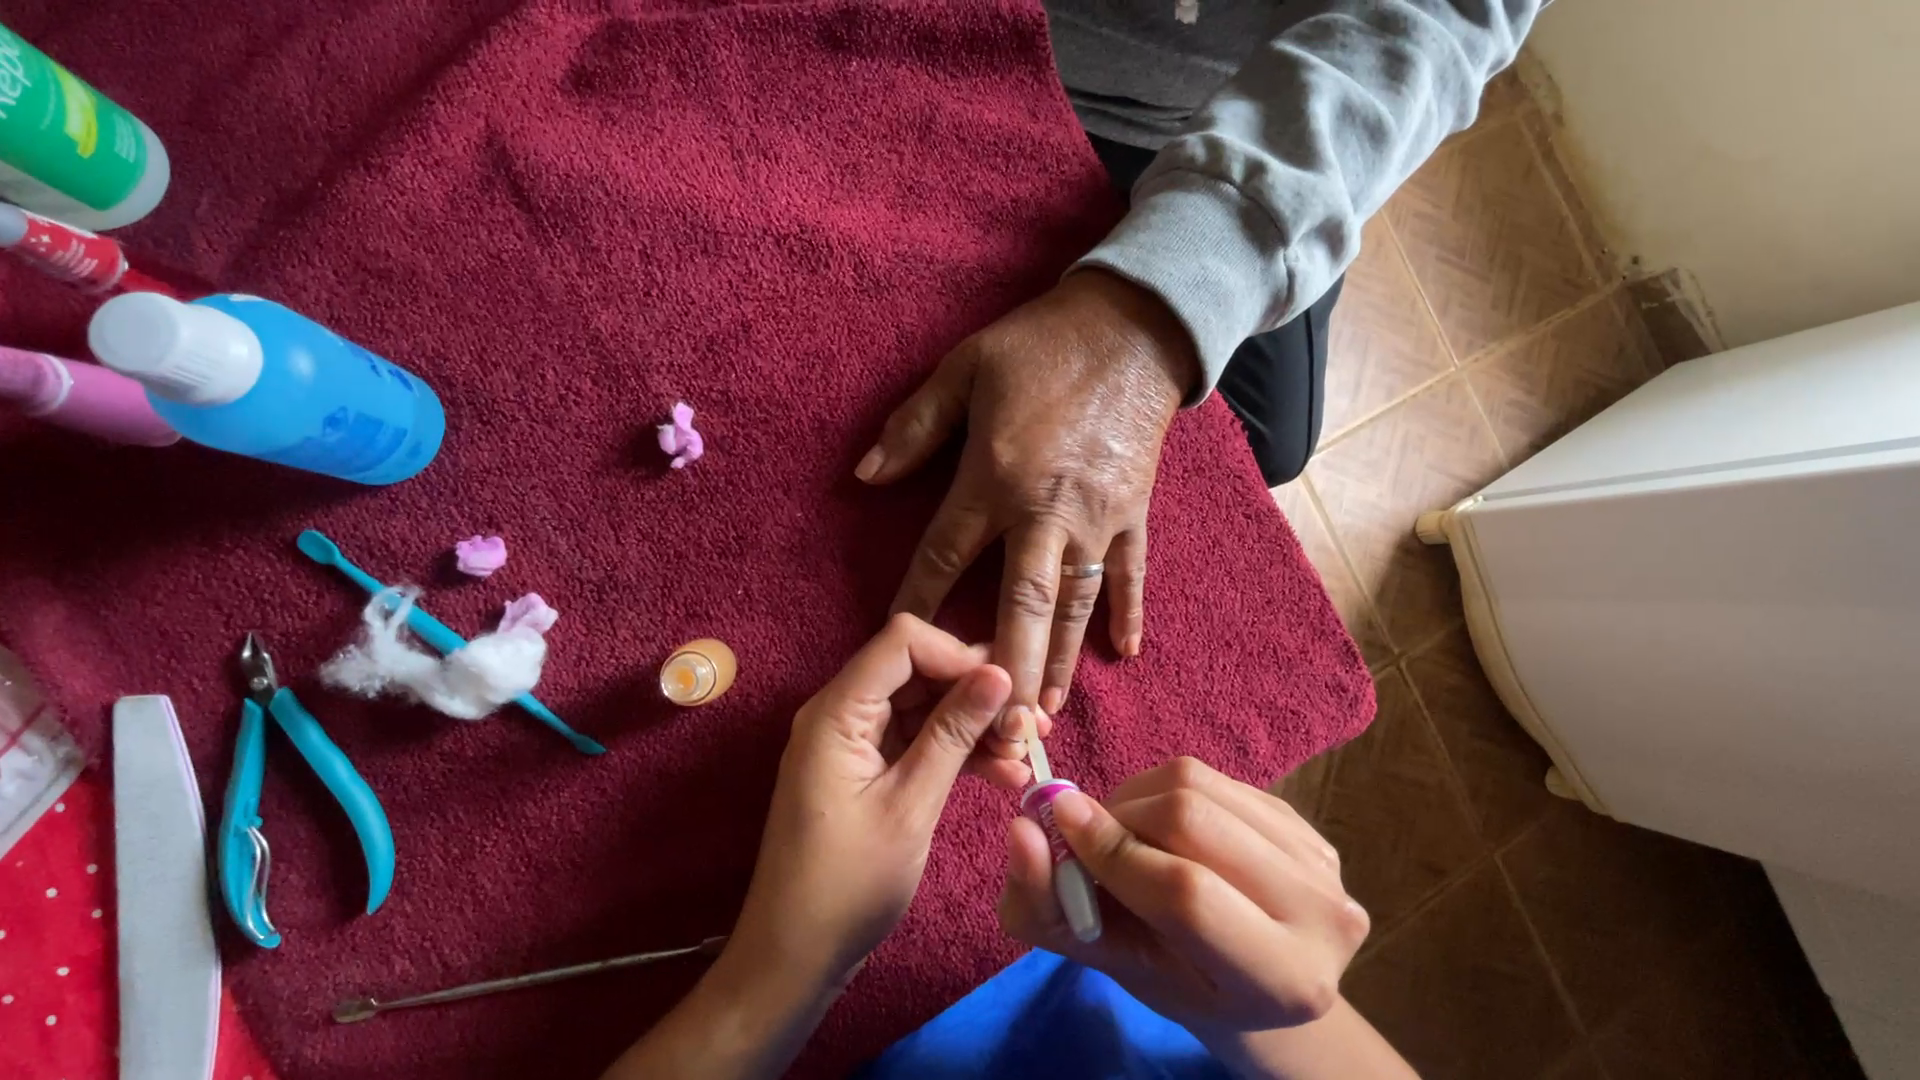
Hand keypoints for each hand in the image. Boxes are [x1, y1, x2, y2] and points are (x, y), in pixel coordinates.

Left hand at [732, 614, 1013, 990]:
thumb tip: (997, 674)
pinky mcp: (869, 768)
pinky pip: (919, 740)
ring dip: (976, 725)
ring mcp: (856, 741)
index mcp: (839, 711)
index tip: (1008, 690)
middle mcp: (843, 712)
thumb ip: (953, 733)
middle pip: (919, 671)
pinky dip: (959, 752)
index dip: (959, 655)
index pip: (904, 641)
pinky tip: (1005, 774)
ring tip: (1026, 753)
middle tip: (1031, 725)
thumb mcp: (910, 805)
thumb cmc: (848, 884)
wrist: (796, 954)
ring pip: (926, 706)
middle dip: (977, 691)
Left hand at [857, 269, 1199, 718]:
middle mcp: (1047, 513)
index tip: (899, 649)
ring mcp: (1099, 521)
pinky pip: (1131, 576)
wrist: (1132, 328)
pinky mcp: (1135, 515)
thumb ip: (914, 426)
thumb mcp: (964, 370)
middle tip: (995, 722)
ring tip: (1044, 708)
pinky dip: (1127, 615)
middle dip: (1006, 667)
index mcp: (995, 478)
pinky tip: (1123, 655)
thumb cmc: (1040, 348)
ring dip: (1058, 660)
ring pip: (1075, 606)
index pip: (945, 555)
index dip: (917, 603)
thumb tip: (866, 474)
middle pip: (1021, 604)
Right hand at [998, 757, 1368, 1034]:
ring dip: (1138, 798)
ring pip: (1198, 786)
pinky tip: (1162, 827)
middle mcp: (1325, 917)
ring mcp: (1322, 862)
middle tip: (1089, 835)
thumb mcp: (1108, 960)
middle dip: (1121, 818)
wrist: (1248, 974)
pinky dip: (1163, 790)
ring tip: (1127, 834)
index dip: (1113, 853)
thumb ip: (1050, 906)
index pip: (1187, 895)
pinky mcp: (1305, 821)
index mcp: (1282, 979)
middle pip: (1193, 822)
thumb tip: (1023, 827)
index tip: (1055, 823)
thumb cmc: (1173, 979)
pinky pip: (1212, 776)